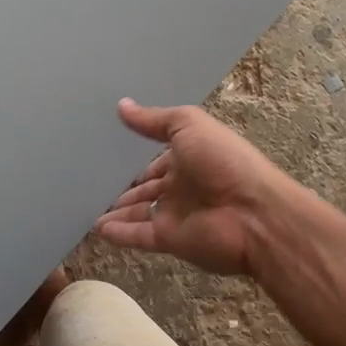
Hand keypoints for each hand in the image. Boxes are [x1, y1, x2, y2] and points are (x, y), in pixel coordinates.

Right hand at [93, 99, 278, 275]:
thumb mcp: (188, 125)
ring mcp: (176, 215)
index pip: (159, 159)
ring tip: (89, 206)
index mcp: (190, 158)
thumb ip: (154, 120)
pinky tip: (96, 228)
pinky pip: (138, 236)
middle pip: (148, 188)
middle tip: (95, 183)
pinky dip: (119, 233)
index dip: (138, 158)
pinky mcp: (171, 240)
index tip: (112, 154)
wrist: (255, 215)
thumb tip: (122, 105)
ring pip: (139, 212)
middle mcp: (183, 186)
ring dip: (118, 211)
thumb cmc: (223, 161)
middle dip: (126, 187)